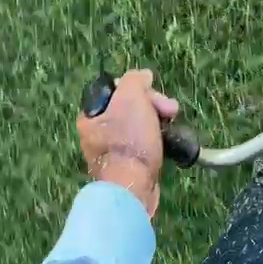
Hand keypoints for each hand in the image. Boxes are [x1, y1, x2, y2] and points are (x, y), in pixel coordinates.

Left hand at [76, 69, 178, 217]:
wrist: (133, 188)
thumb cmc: (129, 139)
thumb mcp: (131, 97)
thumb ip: (135, 79)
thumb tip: (143, 75)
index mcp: (90, 115)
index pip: (116, 90)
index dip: (138, 88)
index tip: (152, 93)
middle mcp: (96, 133)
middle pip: (129, 106)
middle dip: (153, 104)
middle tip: (170, 110)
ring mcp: (111, 152)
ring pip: (138, 124)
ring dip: (157, 120)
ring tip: (172, 124)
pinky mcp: (126, 167)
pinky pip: (141, 143)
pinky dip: (154, 139)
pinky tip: (166, 141)